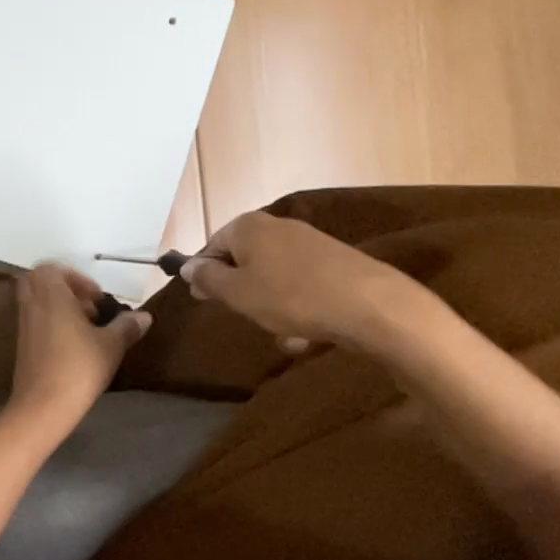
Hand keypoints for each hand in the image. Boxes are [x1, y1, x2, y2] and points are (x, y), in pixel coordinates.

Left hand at [7, 264, 150, 420]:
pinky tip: (73, 345)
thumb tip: (144, 316)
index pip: (50, 268)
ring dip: (59, 307)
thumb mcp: (111, 346)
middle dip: (64, 288)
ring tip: (85, 327)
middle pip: (39, 281)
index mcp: (51, 296)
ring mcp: (24, 325)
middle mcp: (32, 305)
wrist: (42, 406)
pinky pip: (35, 320)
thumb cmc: (78, 368)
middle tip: (88, 306)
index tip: (96, 296)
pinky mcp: (22, 345)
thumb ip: (127, 327)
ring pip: (37, 302)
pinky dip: (51, 323)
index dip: (74, 276)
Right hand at [180, 211, 427, 352]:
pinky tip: (307, 333)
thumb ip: (207, 278)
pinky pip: (301, 286)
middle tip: (243, 316)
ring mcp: (309, 243)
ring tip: (281, 331)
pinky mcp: (335, 263)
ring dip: (270, 306)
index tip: (203, 299)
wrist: (371, 306)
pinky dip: (298, 307)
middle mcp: (277, 226)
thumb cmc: (291, 297)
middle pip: (244, 261)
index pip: (211, 246)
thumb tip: (188, 266)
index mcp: (248, 226)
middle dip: (241, 292)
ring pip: (273, 278)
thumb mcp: (236, 293)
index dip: (204, 274)